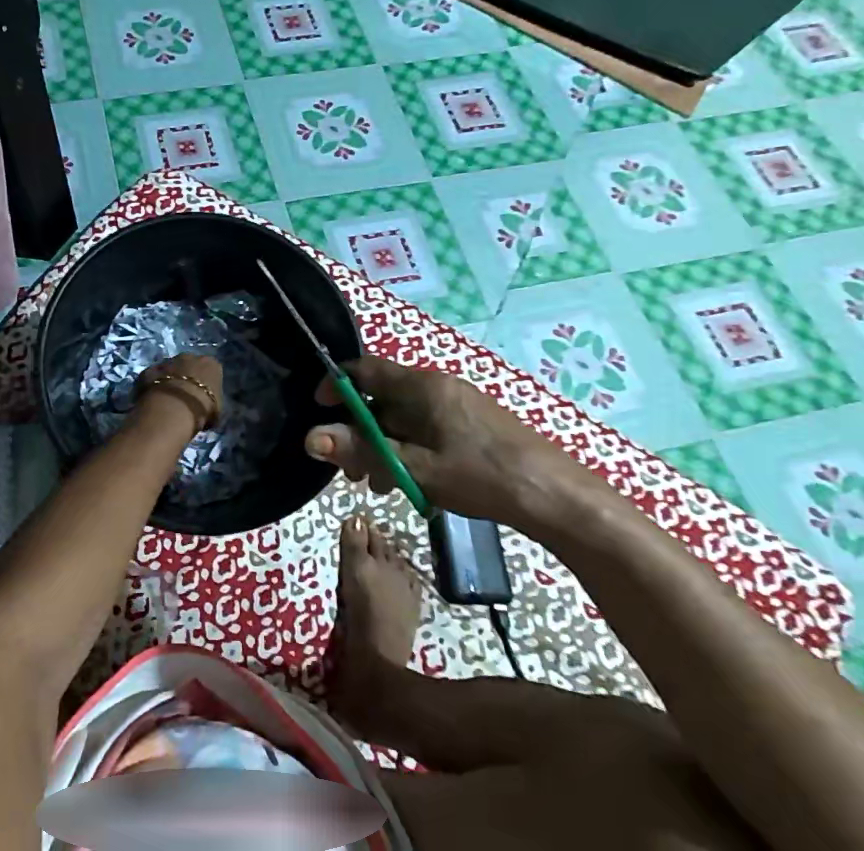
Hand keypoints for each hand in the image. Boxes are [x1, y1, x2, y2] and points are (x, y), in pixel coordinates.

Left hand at [135, 354, 223, 433]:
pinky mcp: (148, 370)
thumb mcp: (217, 410)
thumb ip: (213, 403)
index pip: (211, 370)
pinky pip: (152, 377)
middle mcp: (189, 356)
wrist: (171, 410)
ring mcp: (166, 361)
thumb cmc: (201, 409)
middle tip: (184, 398)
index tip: (203, 397)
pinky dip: (152, 386)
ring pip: (169, 369)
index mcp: (210, 364)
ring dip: (169, 380)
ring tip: (167, 401)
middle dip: (186, 377)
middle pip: (189, 365)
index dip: (207, 384)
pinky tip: (153, 401)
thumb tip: (209, 408)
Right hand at [304, 356, 596, 530]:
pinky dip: (408, 451)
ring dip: (383, 447)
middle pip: (383, 397)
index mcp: (424, 386)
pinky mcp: (471, 426)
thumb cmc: (480, 475)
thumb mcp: (414, 467)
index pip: (367, 368)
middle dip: (359, 431)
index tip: (316, 410)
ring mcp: (457, 406)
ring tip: (379, 485)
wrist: (551, 495)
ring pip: (404, 418)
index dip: (337, 384)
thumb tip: (311, 438)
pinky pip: (426, 430)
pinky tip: (411, 483)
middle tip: (349, 470)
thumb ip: (363, 452)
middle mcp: (438, 387)